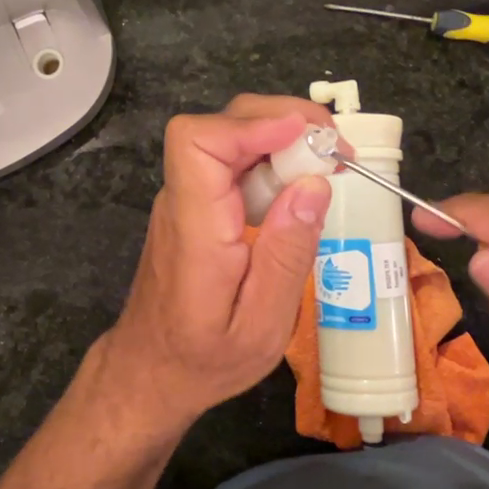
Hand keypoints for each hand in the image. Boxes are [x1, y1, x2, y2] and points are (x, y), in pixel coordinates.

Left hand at [98, 95, 334, 432]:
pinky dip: (272, 157)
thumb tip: (316, 184)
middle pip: (218, 126)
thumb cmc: (204, 359)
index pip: (196, 142)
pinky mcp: (197, 204)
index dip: (250, 125)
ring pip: (228, 136)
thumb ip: (288, 256)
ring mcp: (186, 198)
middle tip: (337, 147)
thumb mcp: (261, 327)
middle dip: (281, 120)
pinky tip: (303, 180)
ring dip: (281, 135)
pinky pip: (232, 161)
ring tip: (330, 160)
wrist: (151, 369)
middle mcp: (182, 200)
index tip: (305, 135)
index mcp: (194, 227)